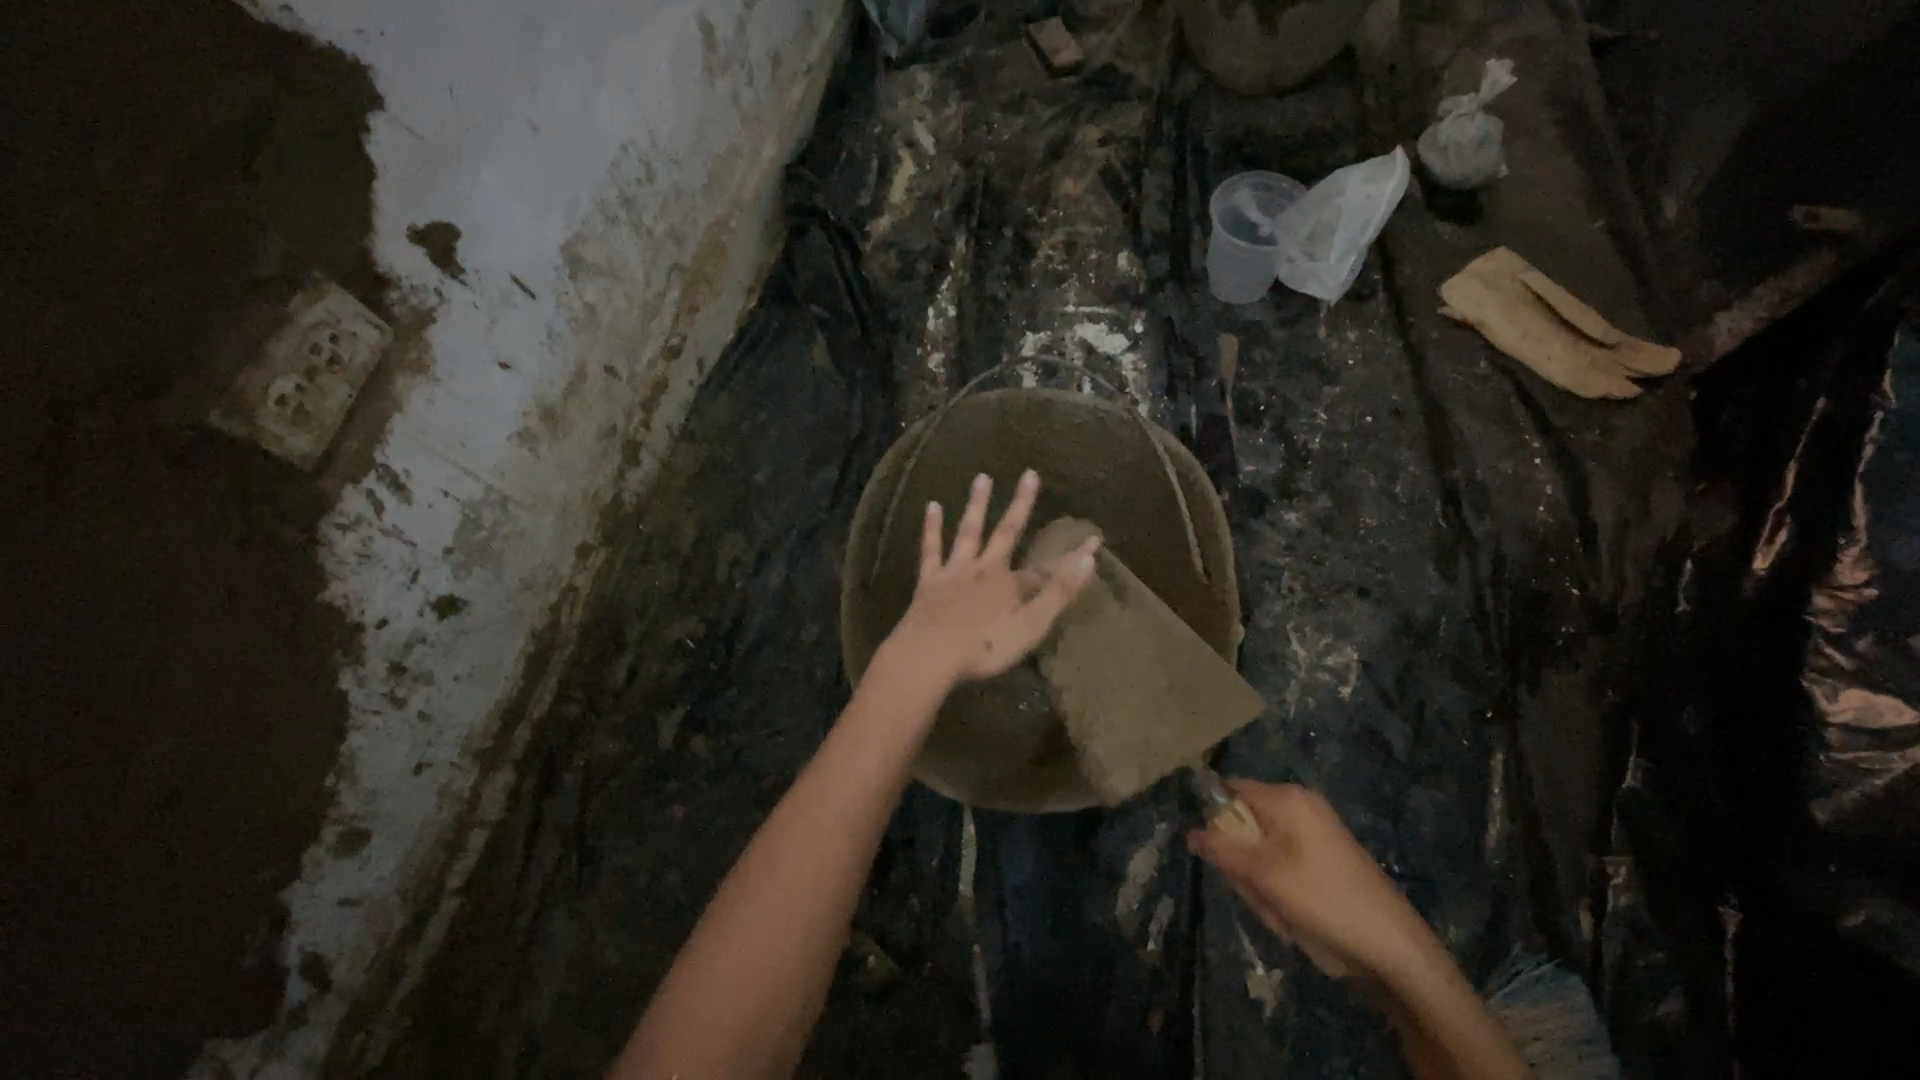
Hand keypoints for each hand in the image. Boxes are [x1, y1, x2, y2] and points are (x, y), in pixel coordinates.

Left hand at [876, 470, 1100, 690]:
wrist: (928, 656)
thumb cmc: (984, 648)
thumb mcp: (1031, 626)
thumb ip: (1058, 593)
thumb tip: (1090, 560)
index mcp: (1010, 584)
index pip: (1048, 568)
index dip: (1072, 557)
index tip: (1094, 539)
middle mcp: (984, 569)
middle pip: (1006, 532)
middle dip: (1021, 504)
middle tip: (1029, 473)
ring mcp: (954, 572)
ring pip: (968, 531)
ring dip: (977, 504)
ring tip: (982, 478)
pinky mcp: (929, 582)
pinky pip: (931, 549)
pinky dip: (932, 527)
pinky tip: (932, 506)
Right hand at [1187, 781, 1436, 980]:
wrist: (1389, 948)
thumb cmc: (1322, 899)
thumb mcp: (1262, 873)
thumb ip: (1221, 848)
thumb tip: (1188, 831)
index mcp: (1288, 799)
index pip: (1231, 791)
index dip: (1214, 818)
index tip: (1212, 852)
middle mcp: (1299, 811)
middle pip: (1243, 827)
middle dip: (1241, 864)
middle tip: (1257, 891)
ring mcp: (1311, 841)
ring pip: (1257, 857)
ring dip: (1258, 888)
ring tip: (1279, 911)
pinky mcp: (1319, 868)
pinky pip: (1278, 873)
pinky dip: (1277, 897)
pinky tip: (1292, 919)